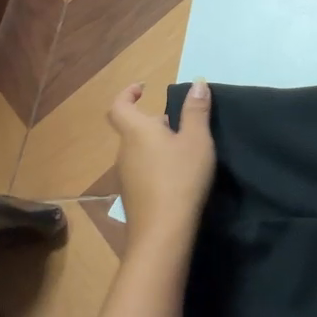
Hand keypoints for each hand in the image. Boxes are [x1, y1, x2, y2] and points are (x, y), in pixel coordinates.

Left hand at [107, 79, 214, 250]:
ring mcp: (126, 176)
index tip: (144, 87)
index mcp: (137, 132)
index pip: (119, 107)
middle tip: (185, 121)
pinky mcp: (133, 194)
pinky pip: (143, 167)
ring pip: (140, 149)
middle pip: (134, 128)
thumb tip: (197, 84)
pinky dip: (158, 161)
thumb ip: (196, 111)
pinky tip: (180, 172)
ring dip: (159, 142)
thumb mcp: (197, 139)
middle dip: (156, 120)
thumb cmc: (180, 176)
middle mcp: (125, 152)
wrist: (163, 232)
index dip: (128, 93)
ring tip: (187, 146)